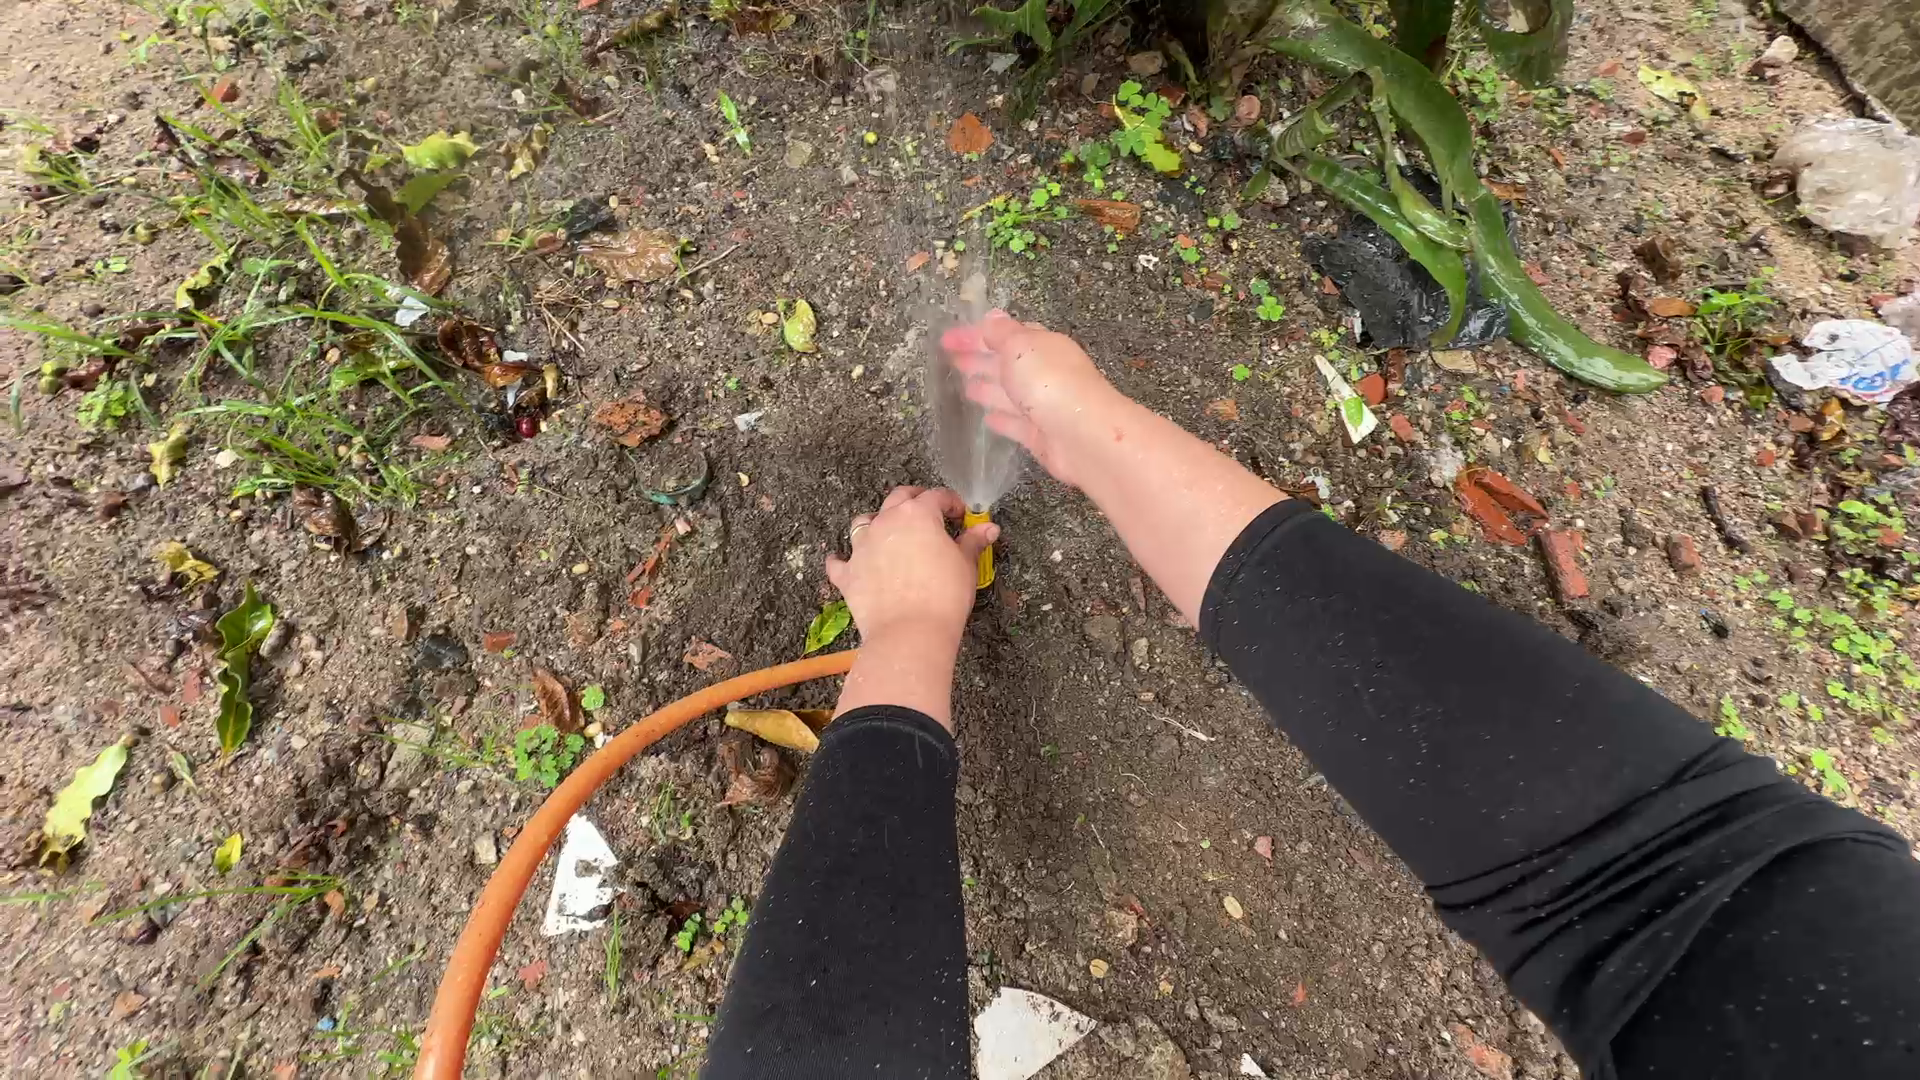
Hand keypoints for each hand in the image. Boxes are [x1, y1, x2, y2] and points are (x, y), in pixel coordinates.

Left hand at [826, 487, 996, 730]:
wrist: (910, 633)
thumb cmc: (944, 596)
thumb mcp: (966, 565)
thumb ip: (973, 542)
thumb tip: (989, 528)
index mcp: (918, 515)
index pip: (936, 496)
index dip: (951, 502)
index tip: (960, 514)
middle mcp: (886, 522)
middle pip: (898, 498)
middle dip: (914, 500)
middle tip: (928, 511)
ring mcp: (862, 547)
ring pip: (864, 522)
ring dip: (877, 523)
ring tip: (889, 533)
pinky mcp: (848, 573)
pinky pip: (838, 562)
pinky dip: (843, 560)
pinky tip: (848, 562)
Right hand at [940, 310, 1115, 487]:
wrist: (1083, 436)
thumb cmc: (1050, 383)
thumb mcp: (1021, 346)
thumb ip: (1002, 333)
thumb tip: (991, 316)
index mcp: (1041, 346)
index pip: (1004, 334)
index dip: (975, 335)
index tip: (946, 339)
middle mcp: (1044, 373)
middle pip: (1006, 363)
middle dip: (979, 359)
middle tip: (951, 360)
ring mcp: (1043, 406)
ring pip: (1009, 393)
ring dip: (987, 388)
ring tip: (964, 387)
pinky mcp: (1040, 436)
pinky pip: (1015, 424)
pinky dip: (1001, 419)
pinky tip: (987, 419)